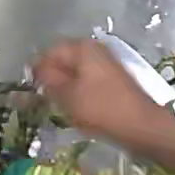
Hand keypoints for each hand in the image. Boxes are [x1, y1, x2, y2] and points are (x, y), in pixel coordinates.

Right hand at [32, 40, 169, 143]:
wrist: (142, 127)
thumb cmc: (100, 109)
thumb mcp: (66, 94)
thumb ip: (48, 77)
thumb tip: (35, 67)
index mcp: (82, 47)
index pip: (48, 52)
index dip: (37, 70)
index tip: (33, 91)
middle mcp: (95, 49)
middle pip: (63, 61)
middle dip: (53, 79)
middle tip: (47, 101)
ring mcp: (107, 64)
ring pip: (76, 73)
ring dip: (66, 89)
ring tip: (63, 108)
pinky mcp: (114, 81)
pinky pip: (88, 83)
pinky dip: (80, 94)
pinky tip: (80, 110)